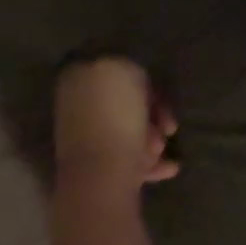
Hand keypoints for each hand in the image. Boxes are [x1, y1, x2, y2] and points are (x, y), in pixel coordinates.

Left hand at [53, 57, 179, 189]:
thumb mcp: (126, 72)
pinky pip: (130, 158)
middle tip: (166, 129)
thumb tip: (135, 82)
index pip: (119, 75)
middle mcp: (78, 106)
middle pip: (128, 107)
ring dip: (154, 140)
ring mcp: (87, 137)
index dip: (146, 87)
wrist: (102, 175)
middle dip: (152, 118)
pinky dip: (152, 162)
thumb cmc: (115, 120)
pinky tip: (169, 168)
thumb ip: (131, 68)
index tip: (161, 101)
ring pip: (132, 133)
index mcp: (76, 79)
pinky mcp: (99, 166)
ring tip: (159, 153)